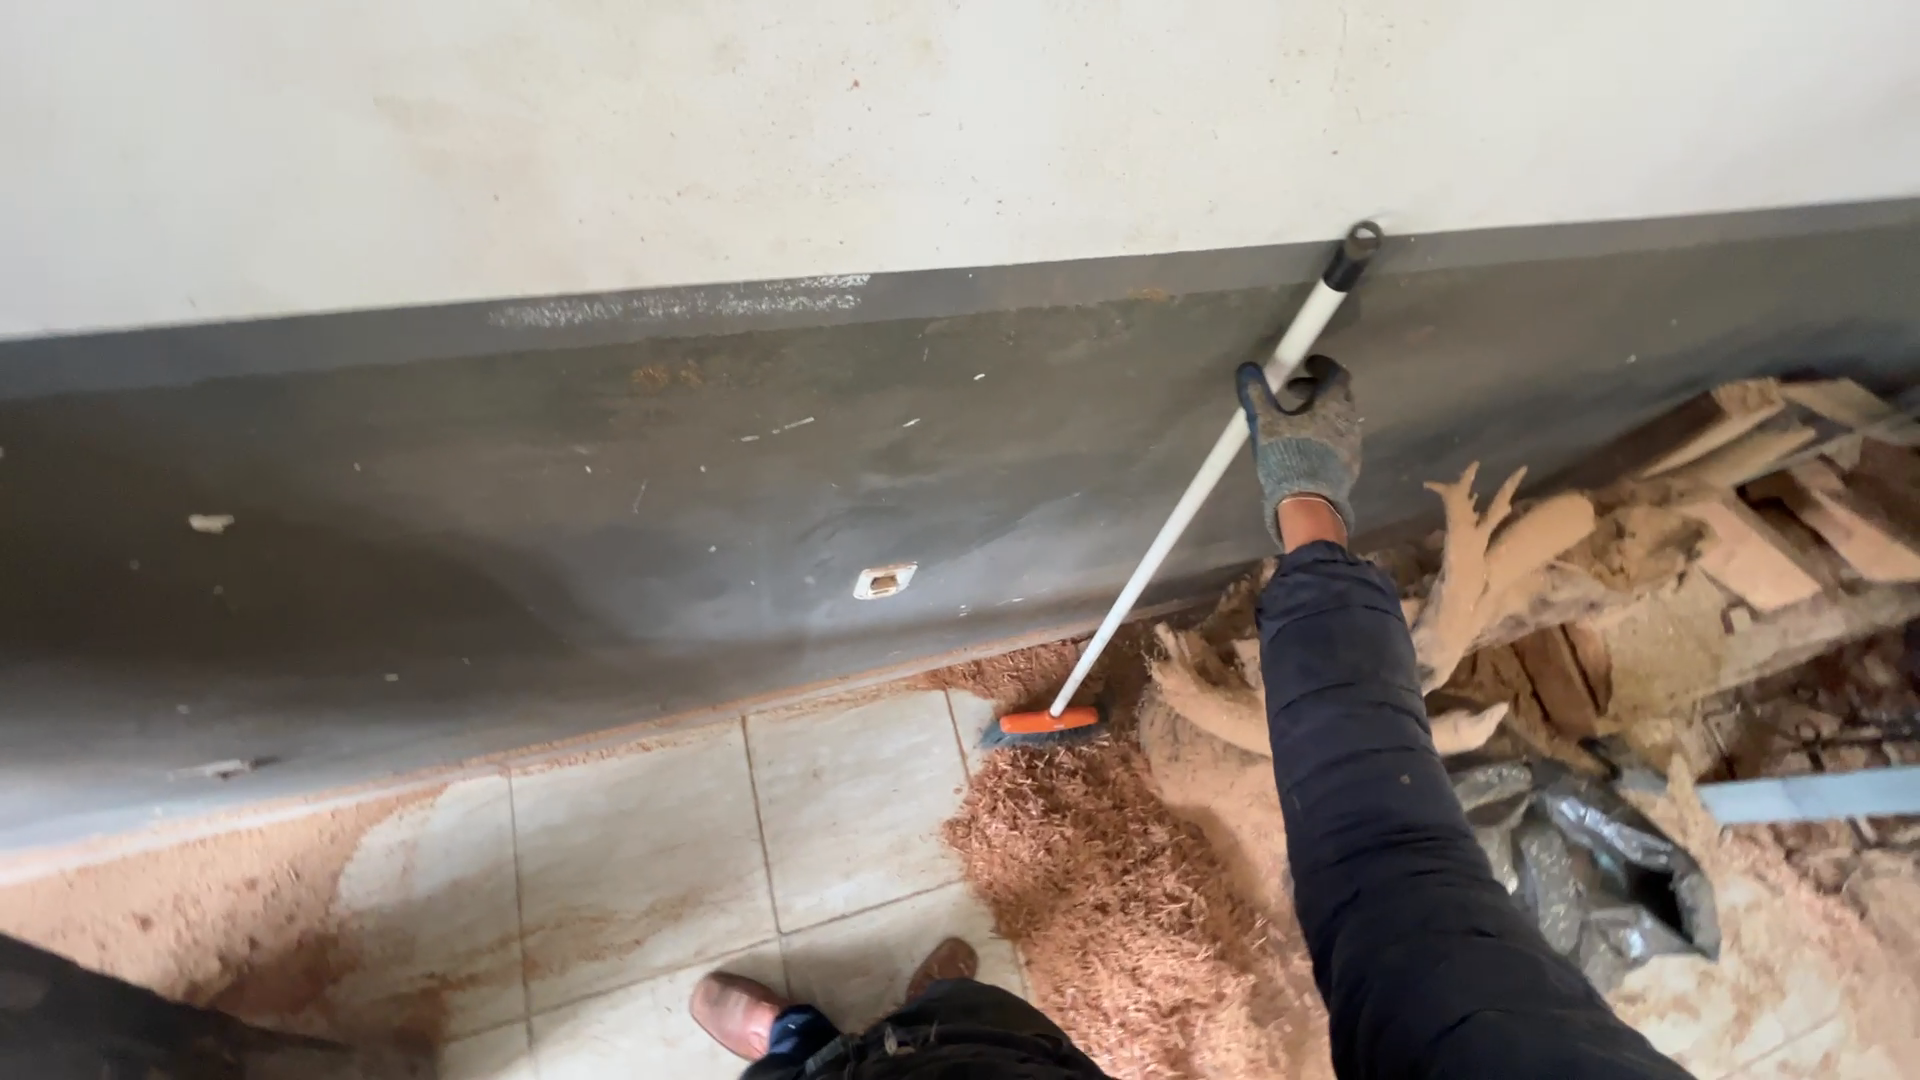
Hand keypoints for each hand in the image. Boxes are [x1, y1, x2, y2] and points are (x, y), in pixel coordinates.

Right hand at [1235, 354, 1361, 545]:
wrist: (1308, 501)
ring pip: (1340, 417)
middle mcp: (1349, 419)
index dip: (1321, 366)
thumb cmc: (1287, 457)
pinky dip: (1326, 432)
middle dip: (1316, 388)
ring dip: (1321, 411)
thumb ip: (1257, 395)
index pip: (1335, 373)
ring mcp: (1352, 443)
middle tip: (1293, 392)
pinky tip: (1308, 445)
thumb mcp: (1265, 424)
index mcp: (1332, 404)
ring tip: (1298, 419)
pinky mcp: (1350, 463)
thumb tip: (1247, 368)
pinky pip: (1340, 438)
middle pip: (1338, 394)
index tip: (1306, 365)